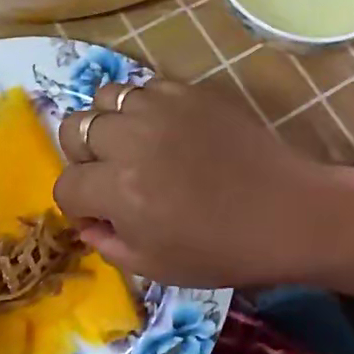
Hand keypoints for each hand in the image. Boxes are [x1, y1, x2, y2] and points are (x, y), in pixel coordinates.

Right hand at [52, 80, 353, 288]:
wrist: (287, 212)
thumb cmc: (222, 250)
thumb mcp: (155, 267)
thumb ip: (108, 243)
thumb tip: (89, 221)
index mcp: (119, 188)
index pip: (66, 186)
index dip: (77, 205)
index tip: (99, 214)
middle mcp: (131, 139)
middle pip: (75, 130)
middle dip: (84, 158)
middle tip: (111, 176)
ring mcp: (162, 108)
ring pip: (105, 98)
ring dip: (110, 124)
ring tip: (134, 145)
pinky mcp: (191, 91)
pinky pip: (146, 86)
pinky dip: (144, 106)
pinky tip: (165, 129)